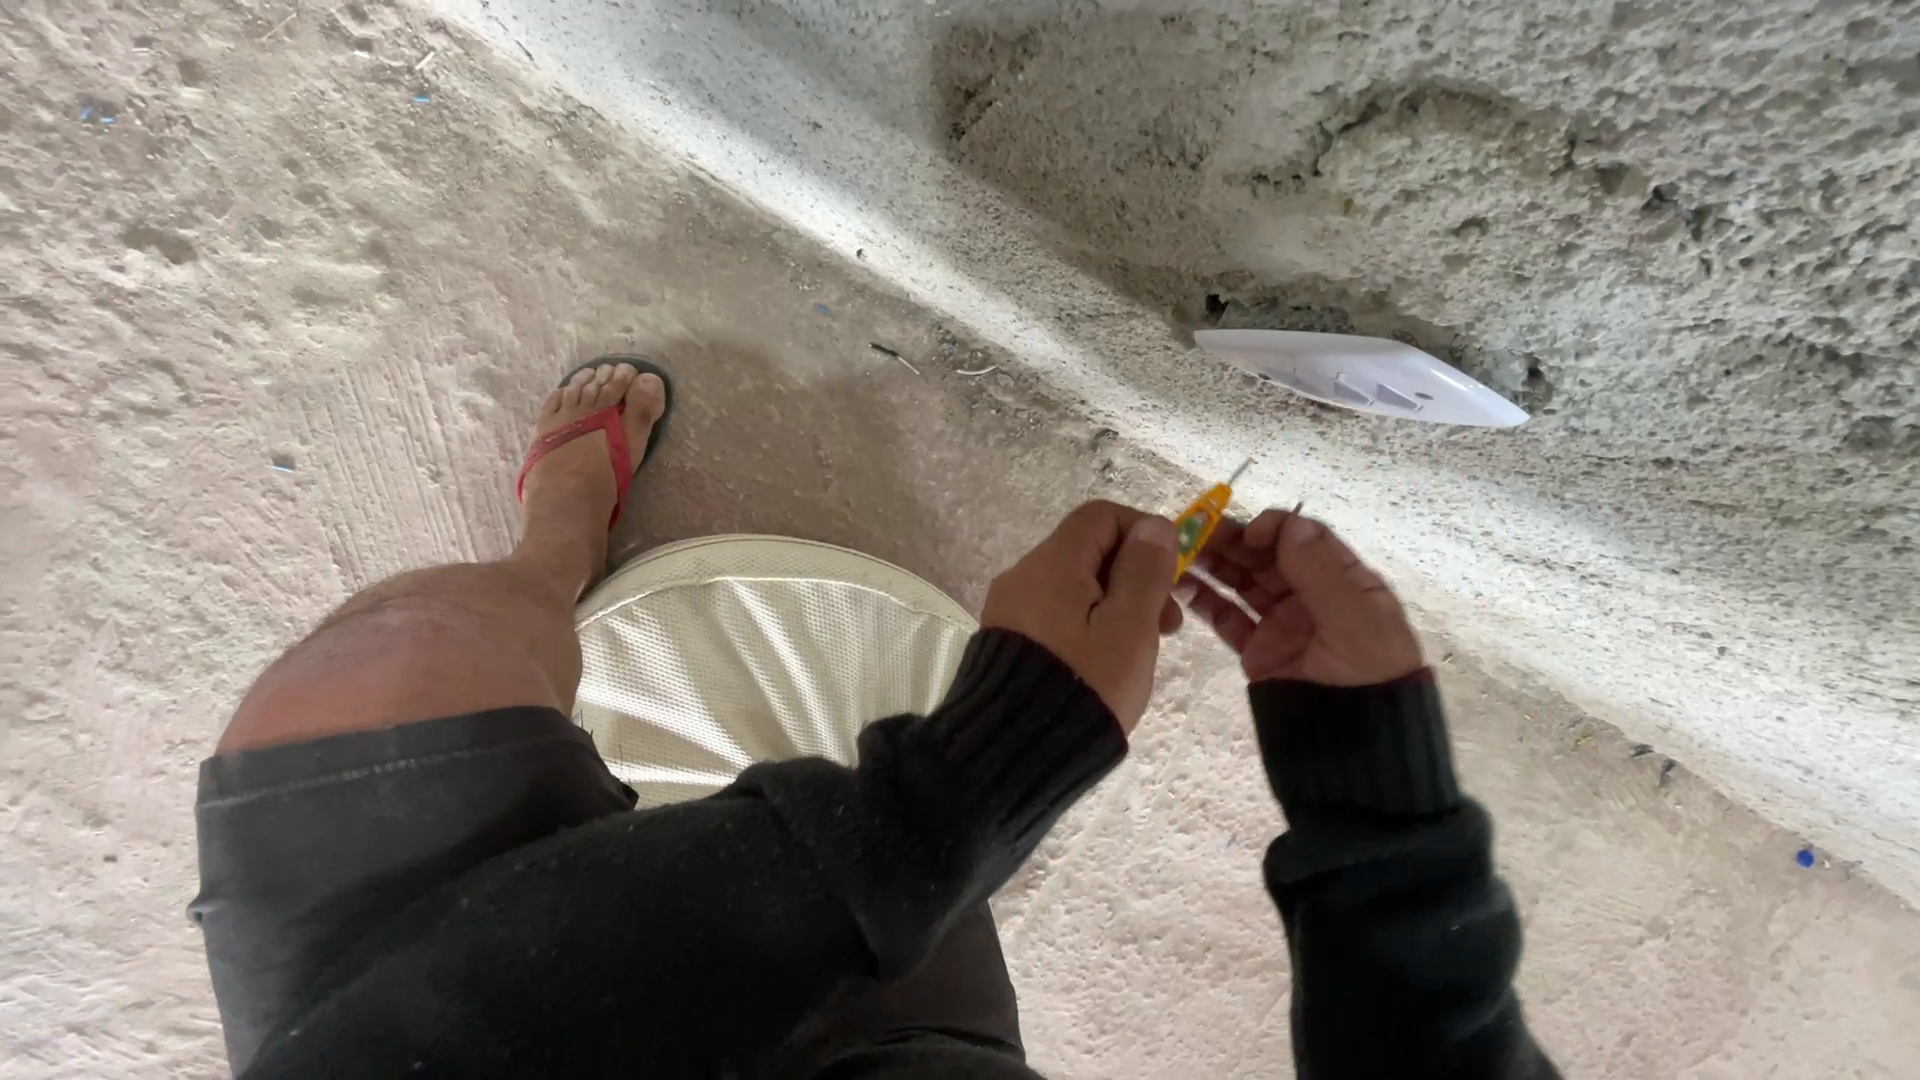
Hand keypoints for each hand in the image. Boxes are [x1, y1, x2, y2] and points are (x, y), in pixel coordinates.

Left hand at [981, 500, 1182, 733]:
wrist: (1014, 751)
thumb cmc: (1084, 685)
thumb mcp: (1129, 628)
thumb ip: (1144, 572)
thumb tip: (1154, 526)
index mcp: (1051, 563)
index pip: (1099, 516)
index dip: (1142, 531)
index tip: (1173, 569)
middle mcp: (1023, 576)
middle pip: (1087, 551)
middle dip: (1134, 575)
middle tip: (1168, 624)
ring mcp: (1010, 608)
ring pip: (1074, 586)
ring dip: (1116, 604)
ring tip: (1143, 649)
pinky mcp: (1007, 639)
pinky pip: (1056, 614)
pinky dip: (1088, 624)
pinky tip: (1107, 662)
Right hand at [1183, 509, 1422, 685]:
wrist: (1351, 747)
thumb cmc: (1367, 676)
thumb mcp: (1357, 621)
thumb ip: (1321, 572)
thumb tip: (1288, 523)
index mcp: (1344, 581)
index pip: (1305, 539)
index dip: (1275, 528)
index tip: (1249, 535)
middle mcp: (1309, 595)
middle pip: (1266, 556)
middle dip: (1231, 541)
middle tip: (1194, 534)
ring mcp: (1280, 622)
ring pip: (1240, 582)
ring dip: (1211, 564)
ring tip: (1177, 555)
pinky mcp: (1255, 649)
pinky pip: (1225, 617)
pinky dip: (1203, 601)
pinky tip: (1180, 588)